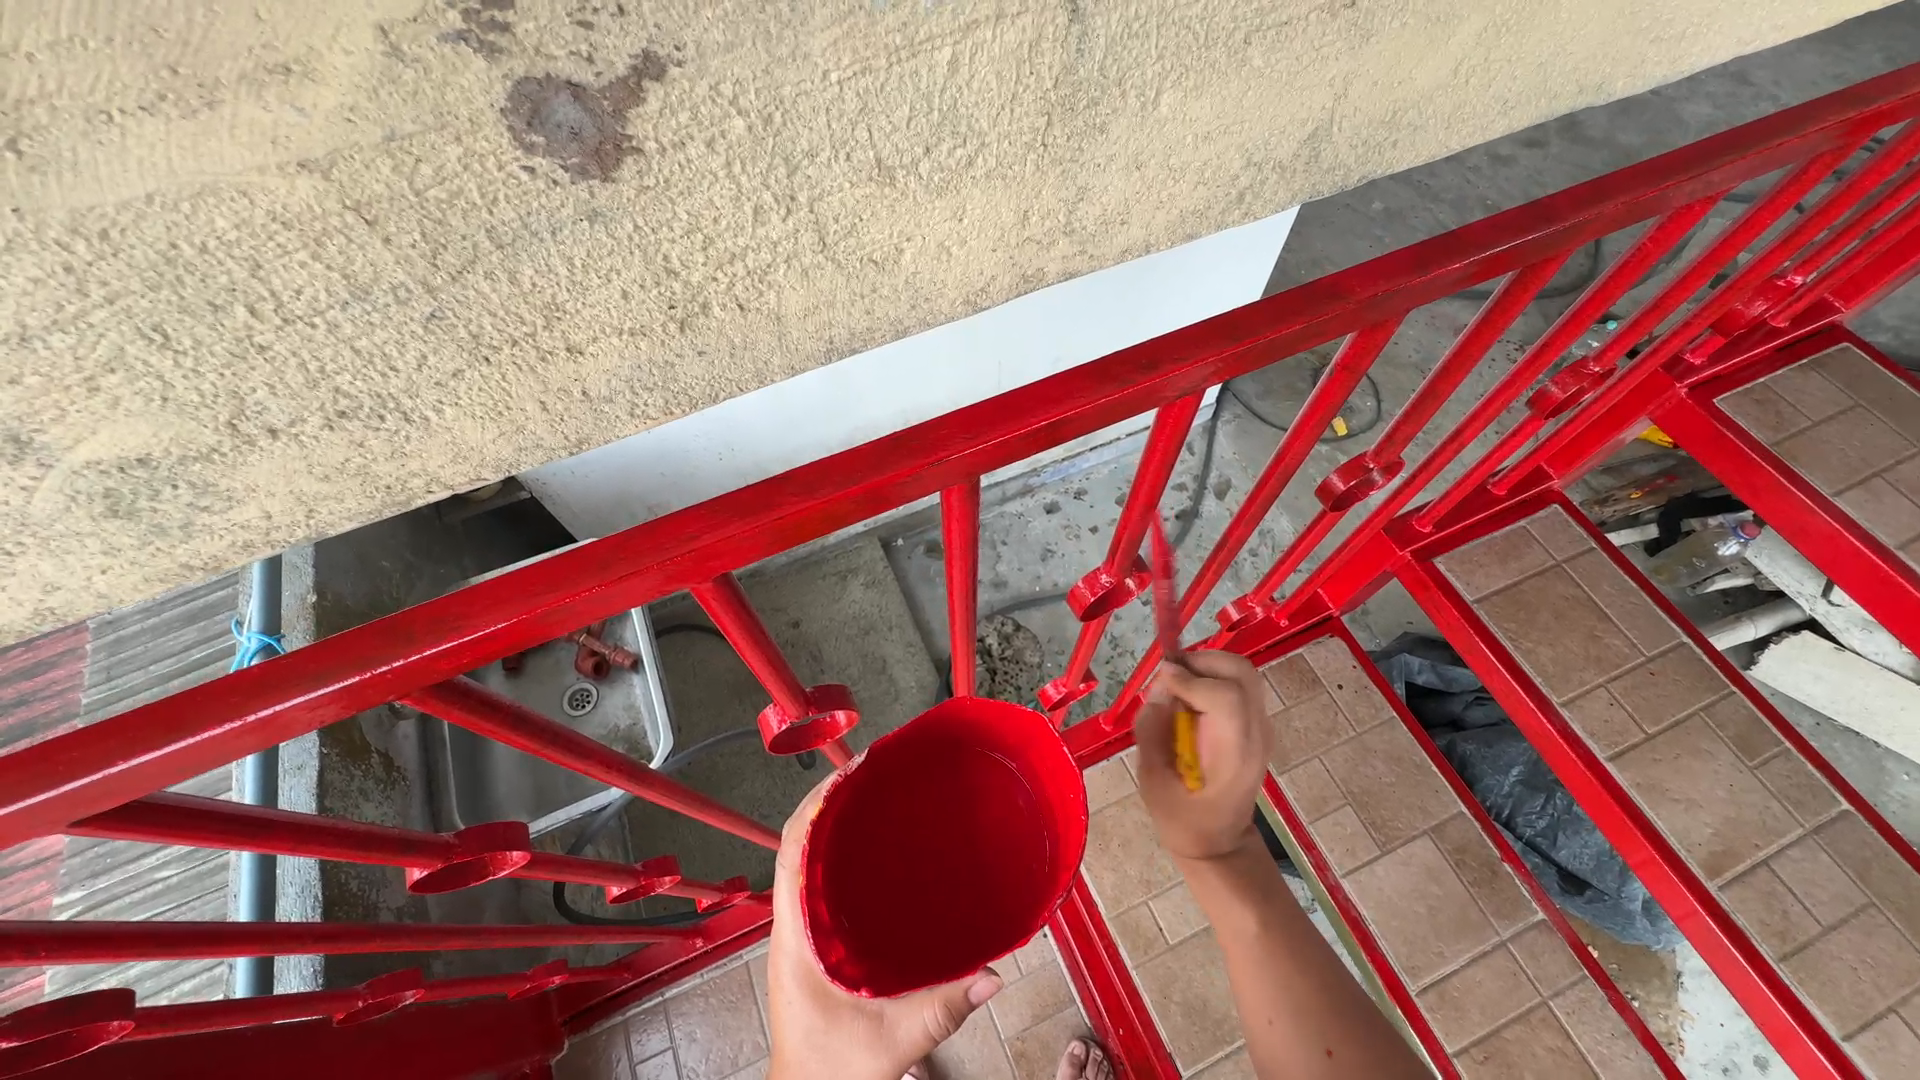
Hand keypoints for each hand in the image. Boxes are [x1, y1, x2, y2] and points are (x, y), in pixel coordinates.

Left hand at [766, 774, 1003, 1079]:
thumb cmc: (829, 1073)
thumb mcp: (890, 1041)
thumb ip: (942, 1009)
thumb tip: (990, 975)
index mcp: (794, 938)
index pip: (789, 851)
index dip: (813, 805)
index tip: (845, 774)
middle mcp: (791, 927)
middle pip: (797, 846)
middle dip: (828, 804)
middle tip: (868, 775)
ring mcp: (800, 935)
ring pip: (806, 864)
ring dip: (832, 828)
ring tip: (872, 799)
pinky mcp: (815, 946)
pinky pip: (820, 886)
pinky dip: (840, 858)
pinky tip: (874, 854)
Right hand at [1133, 651, 1273, 861]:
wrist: (1220, 845)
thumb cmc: (1183, 821)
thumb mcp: (1153, 782)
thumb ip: (1152, 732)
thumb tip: (1158, 690)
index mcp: (1234, 754)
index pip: (1226, 696)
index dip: (1190, 679)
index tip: (1160, 680)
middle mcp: (1256, 734)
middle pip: (1241, 672)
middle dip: (1201, 661)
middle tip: (1168, 674)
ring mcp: (1261, 728)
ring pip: (1242, 673)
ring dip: (1207, 666)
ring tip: (1176, 683)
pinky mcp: (1254, 725)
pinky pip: (1238, 685)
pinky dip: (1212, 677)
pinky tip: (1188, 697)